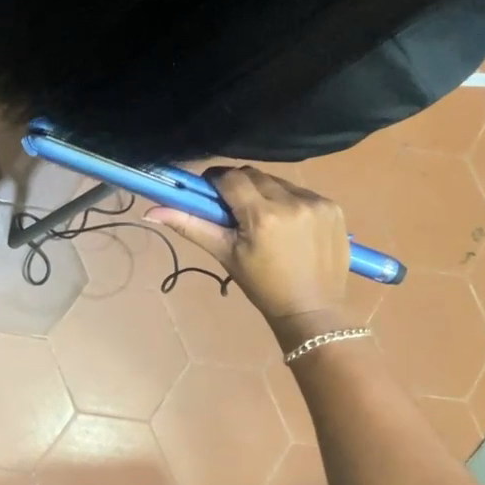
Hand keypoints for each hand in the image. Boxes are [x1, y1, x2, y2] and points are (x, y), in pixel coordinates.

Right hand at [144, 166, 348, 324]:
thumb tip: (150, 210)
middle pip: (253, 175)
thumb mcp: (223, 254)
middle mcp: (292, 202)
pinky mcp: (334, 207)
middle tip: (233, 211)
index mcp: (261, 216)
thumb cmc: (262, 284)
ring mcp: (317, 203)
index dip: (215, 181)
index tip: (209, 195)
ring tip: (263, 220)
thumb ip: (189, 225)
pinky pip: (301, 191)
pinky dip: (288, 201)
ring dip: (264, 193)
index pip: (230, 177)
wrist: (313, 309)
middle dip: (239, 187)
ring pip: (277, 181)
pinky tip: (289, 225)